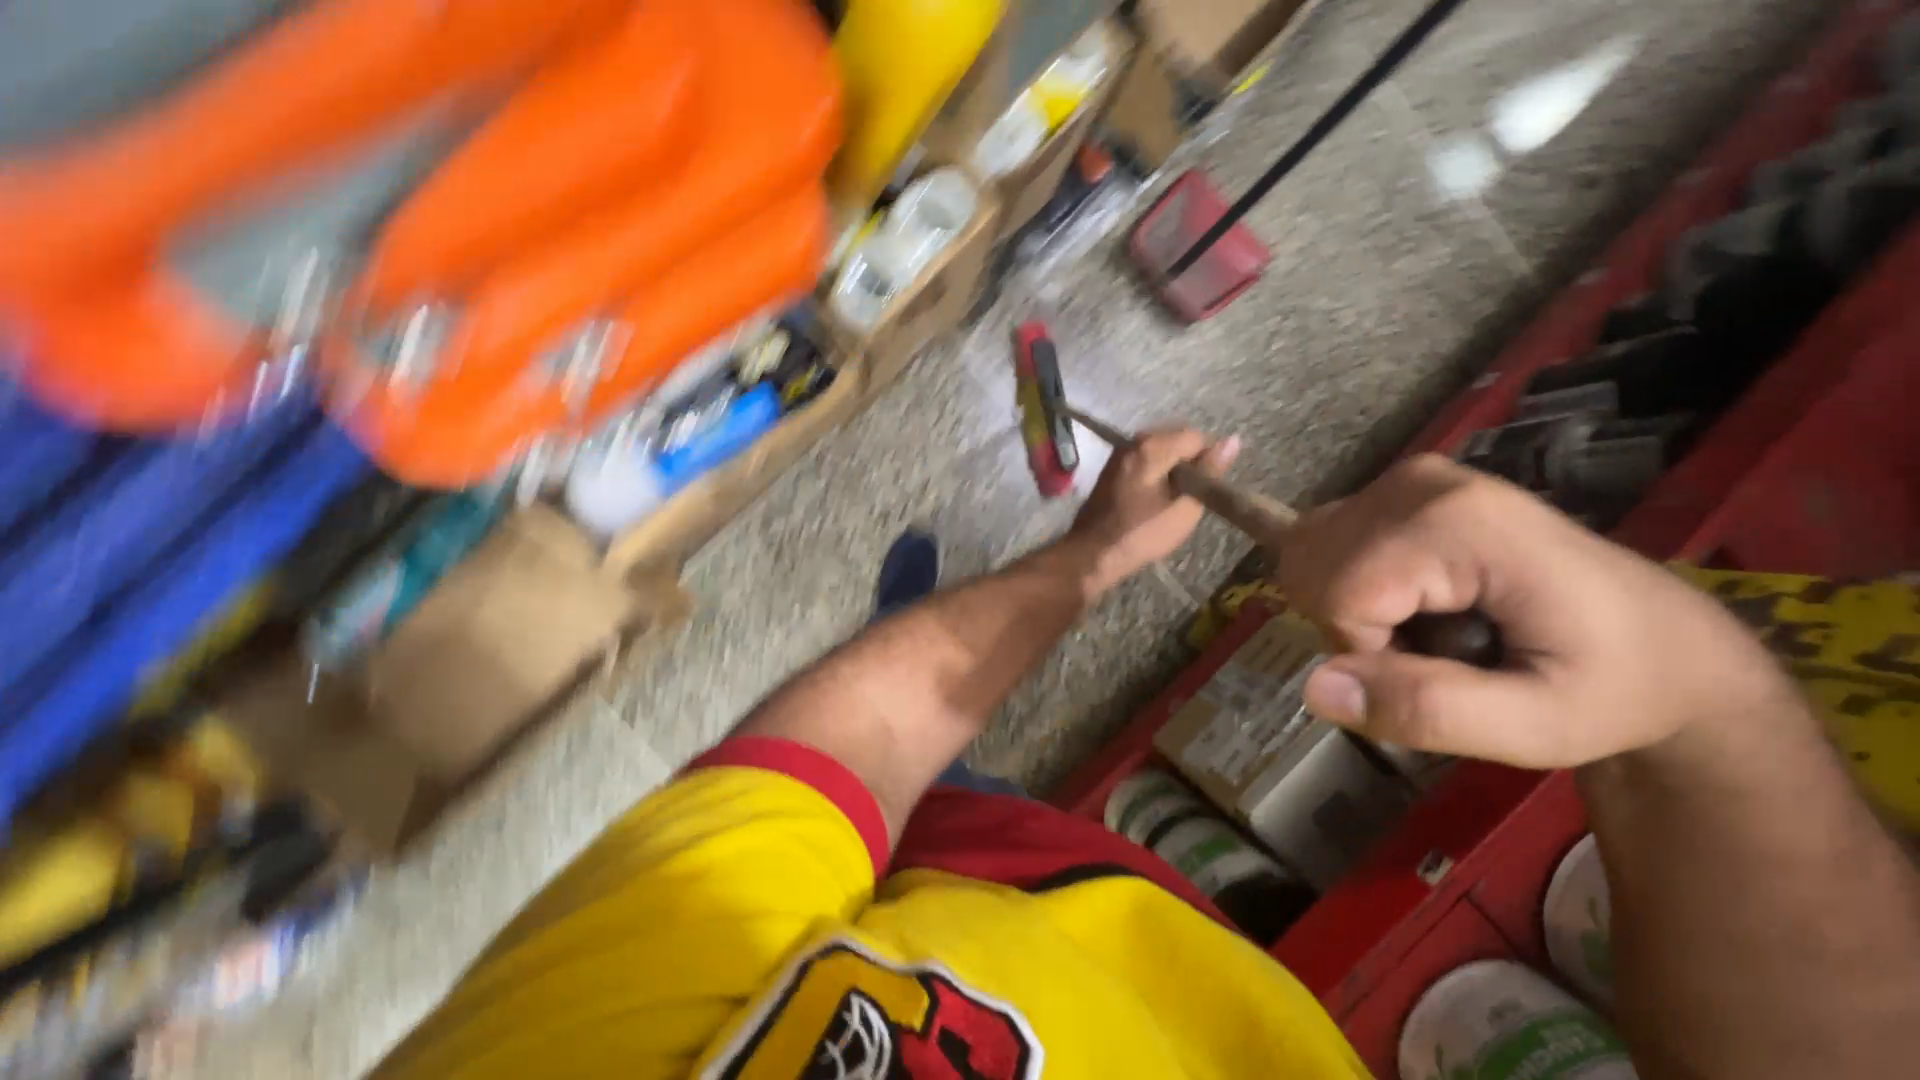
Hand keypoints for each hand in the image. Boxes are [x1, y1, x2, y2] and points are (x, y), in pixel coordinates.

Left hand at [1067, 429, 1239, 592]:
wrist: (1093, 553)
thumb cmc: (1142, 534)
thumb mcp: (1185, 507)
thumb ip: (1209, 471)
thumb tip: (1233, 440)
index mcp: (1151, 446)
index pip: (1196, 437)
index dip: (1207, 462)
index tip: (1203, 490)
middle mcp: (1132, 441)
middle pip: (1175, 439)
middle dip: (1188, 463)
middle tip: (1188, 497)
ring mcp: (1118, 454)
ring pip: (1159, 450)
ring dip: (1171, 469)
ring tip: (1171, 500)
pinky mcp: (1111, 469)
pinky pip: (1143, 461)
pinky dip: (1154, 473)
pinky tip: (1152, 500)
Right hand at [1277, 455, 1800, 768]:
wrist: (1667, 645)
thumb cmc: (1615, 687)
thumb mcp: (1538, 728)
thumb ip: (1428, 710)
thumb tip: (1315, 686)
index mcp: (1461, 524)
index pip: (1338, 594)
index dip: (1367, 654)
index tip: (1437, 673)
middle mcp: (1420, 483)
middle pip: (1312, 568)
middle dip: (1352, 630)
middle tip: (1435, 655)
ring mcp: (1409, 478)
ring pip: (1308, 554)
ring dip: (1348, 610)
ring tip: (1430, 632)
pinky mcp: (1402, 487)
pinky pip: (1324, 541)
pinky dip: (1348, 585)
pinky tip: (1412, 604)